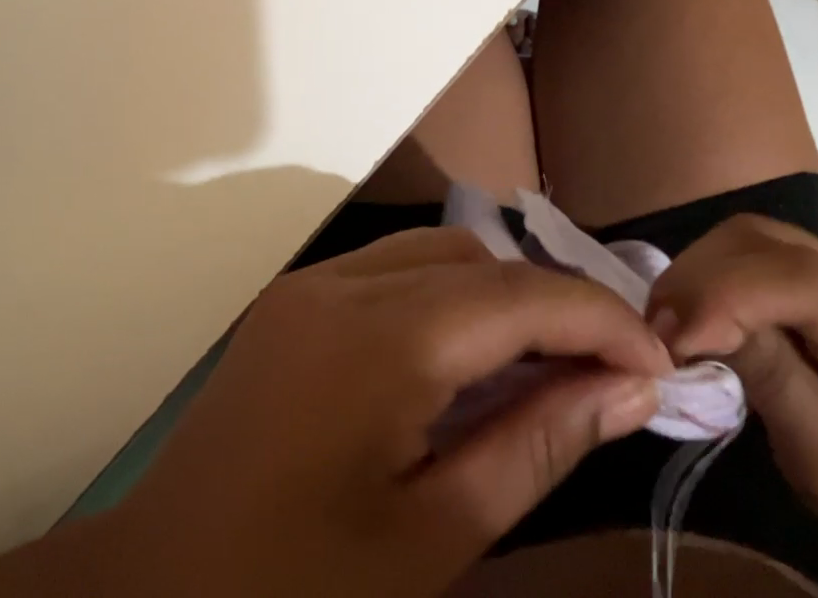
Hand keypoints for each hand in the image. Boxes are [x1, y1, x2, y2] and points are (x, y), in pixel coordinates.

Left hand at [117, 227, 672, 597]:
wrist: (158, 587)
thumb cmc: (301, 581)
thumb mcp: (436, 533)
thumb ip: (539, 443)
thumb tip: (630, 388)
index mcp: (379, 341)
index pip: (523, 296)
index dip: (603, 321)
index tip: (659, 364)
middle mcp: (342, 286)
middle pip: (484, 261)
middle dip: (557, 305)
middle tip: (608, 370)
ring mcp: (309, 285)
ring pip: (440, 254)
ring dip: (504, 295)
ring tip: (546, 363)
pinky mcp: (291, 301)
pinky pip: (394, 272)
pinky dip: (450, 297)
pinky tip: (467, 358)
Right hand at [647, 216, 817, 555]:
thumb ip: (781, 388)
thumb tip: (706, 324)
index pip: (804, 283)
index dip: (728, 296)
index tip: (673, 342)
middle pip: (766, 246)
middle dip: (699, 283)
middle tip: (656, 339)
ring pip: (748, 236)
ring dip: (695, 273)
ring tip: (666, 327)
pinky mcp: (812, 266)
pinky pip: (746, 247)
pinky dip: (704, 271)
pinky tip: (689, 312)